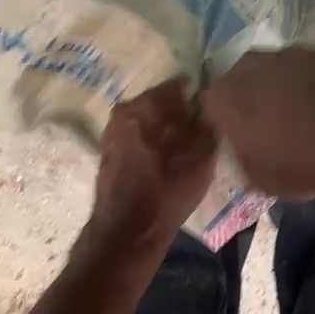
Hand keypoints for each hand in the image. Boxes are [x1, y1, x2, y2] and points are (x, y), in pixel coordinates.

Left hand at [86, 79, 218, 252]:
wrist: (129, 229)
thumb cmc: (171, 188)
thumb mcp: (204, 154)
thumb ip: (208, 121)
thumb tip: (207, 104)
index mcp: (150, 102)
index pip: (180, 84)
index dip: (198, 97)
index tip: (208, 114)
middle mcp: (126, 108)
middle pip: (160, 101)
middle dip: (178, 113)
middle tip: (197, 133)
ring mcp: (112, 130)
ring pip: (146, 120)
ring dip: (162, 130)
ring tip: (180, 151)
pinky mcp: (106, 151)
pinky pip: (135, 137)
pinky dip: (148, 144)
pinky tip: (160, 163)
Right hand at [200, 46, 314, 209]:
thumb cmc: (307, 167)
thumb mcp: (260, 179)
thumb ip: (241, 153)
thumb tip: (243, 144)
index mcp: (229, 94)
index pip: (209, 99)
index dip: (220, 115)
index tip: (232, 131)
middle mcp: (257, 64)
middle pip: (242, 74)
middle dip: (250, 93)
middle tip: (266, 119)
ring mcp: (297, 52)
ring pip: (279, 65)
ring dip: (284, 83)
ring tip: (303, 111)